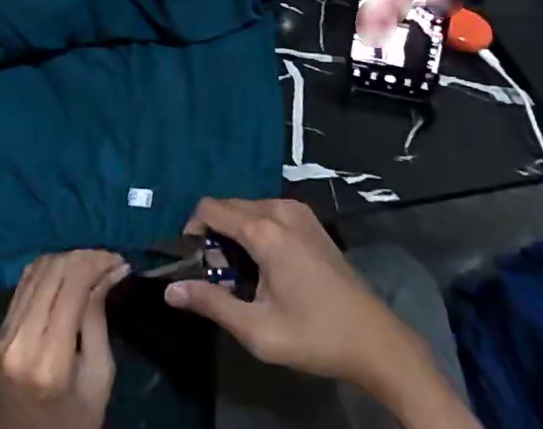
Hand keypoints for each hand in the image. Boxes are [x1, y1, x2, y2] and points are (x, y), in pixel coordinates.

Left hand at [0, 250, 128, 428]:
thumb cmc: (74, 421)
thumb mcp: (99, 375)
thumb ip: (97, 319)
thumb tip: (109, 271)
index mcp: (49, 358)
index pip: (72, 284)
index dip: (99, 262)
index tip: (121, 262)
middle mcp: (20, 339)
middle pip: (53, 270)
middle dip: (86, 256)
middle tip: (110, 261)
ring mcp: (4, 334)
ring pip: (36, 270)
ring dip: (67, 259)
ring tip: (92, 266)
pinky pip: (24, 283)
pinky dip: (49, 270)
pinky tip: (69, 275)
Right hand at [164, 200, 478, 428]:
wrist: (372, 337)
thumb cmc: (312, 335)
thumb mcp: (257, 329)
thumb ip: (212, 303)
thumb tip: (170, 289)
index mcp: (266, 231)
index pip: (211, 208)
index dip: (192, 229)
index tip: (192, 262)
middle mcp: (281, 209)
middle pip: (230, 205)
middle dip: (214, 234)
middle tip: (216, 276)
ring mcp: (299, 211)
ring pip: (249, 208)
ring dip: (235, 232)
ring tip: (239, 275)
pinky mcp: (310, 220)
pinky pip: (268, 212)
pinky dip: (255, 230)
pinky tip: (263, 265)